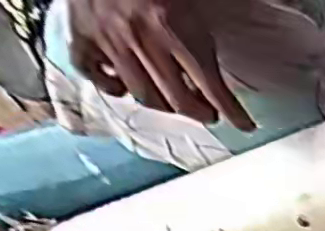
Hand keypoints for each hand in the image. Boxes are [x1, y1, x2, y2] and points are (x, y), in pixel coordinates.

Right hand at [68, 0, 253, 129]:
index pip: (214, 91)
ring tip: (176, 101)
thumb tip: (229, 77)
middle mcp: (141, 39)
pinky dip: (108, 86)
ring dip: (165, 105)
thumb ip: (206, 46)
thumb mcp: (194, 11)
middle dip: (200, 113)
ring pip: (143, 95)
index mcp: (174, 31)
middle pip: (179, 102)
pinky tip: (124, 87)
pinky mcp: (79, 31)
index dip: (234, 115)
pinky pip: (89, 71)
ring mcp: (107, 37)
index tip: (244, 126)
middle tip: (208, 112)